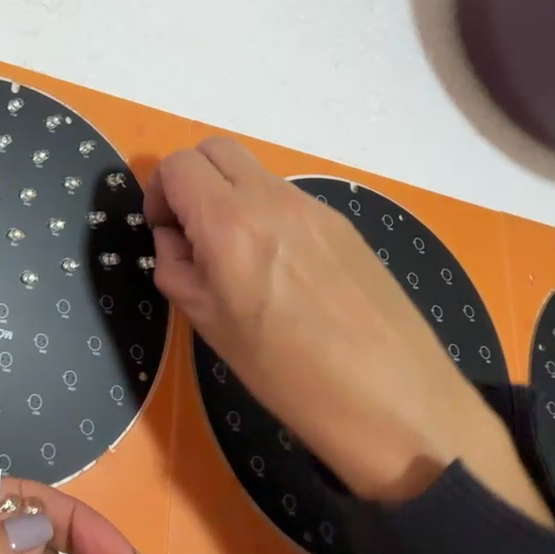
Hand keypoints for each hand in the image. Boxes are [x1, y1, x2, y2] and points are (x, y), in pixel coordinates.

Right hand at [146, 137, 552, 524]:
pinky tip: (281, 272)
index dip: (158, 192)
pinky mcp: (344, 225)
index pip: (177, 165)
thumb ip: (175, 265)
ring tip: (237, 258)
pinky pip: (288, 199)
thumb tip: (175, 239)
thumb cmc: (285, 372)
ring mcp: (313, 208)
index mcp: (229, 223)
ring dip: (229, 196)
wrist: (396, 404)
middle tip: (191, 229)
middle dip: (190, 178)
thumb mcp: (207, 322)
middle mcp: (271, 200)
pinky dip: (265, 214)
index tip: (165, 232)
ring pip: (253, 172)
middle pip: (215, 149)